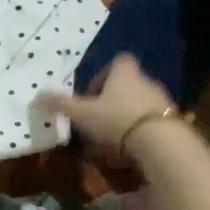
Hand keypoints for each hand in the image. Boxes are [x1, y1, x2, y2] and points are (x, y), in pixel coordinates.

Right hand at [34, 54, 179, 156]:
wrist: (161, 143)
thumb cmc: (116, 119)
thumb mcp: (81, 113)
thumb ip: (60, 104)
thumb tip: (36, 96)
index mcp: (124, 74)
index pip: (118, 61)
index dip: (103, 74)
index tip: (90, 94)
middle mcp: (146, 81)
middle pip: (127, 83)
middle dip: (111, 99)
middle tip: (96, 117)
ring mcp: (162, 101)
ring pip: (139, 103)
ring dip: (125, 115)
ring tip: (111, 137)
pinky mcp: (173, 121)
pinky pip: (151, 121)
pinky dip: (140, 130)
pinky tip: (130, 148)